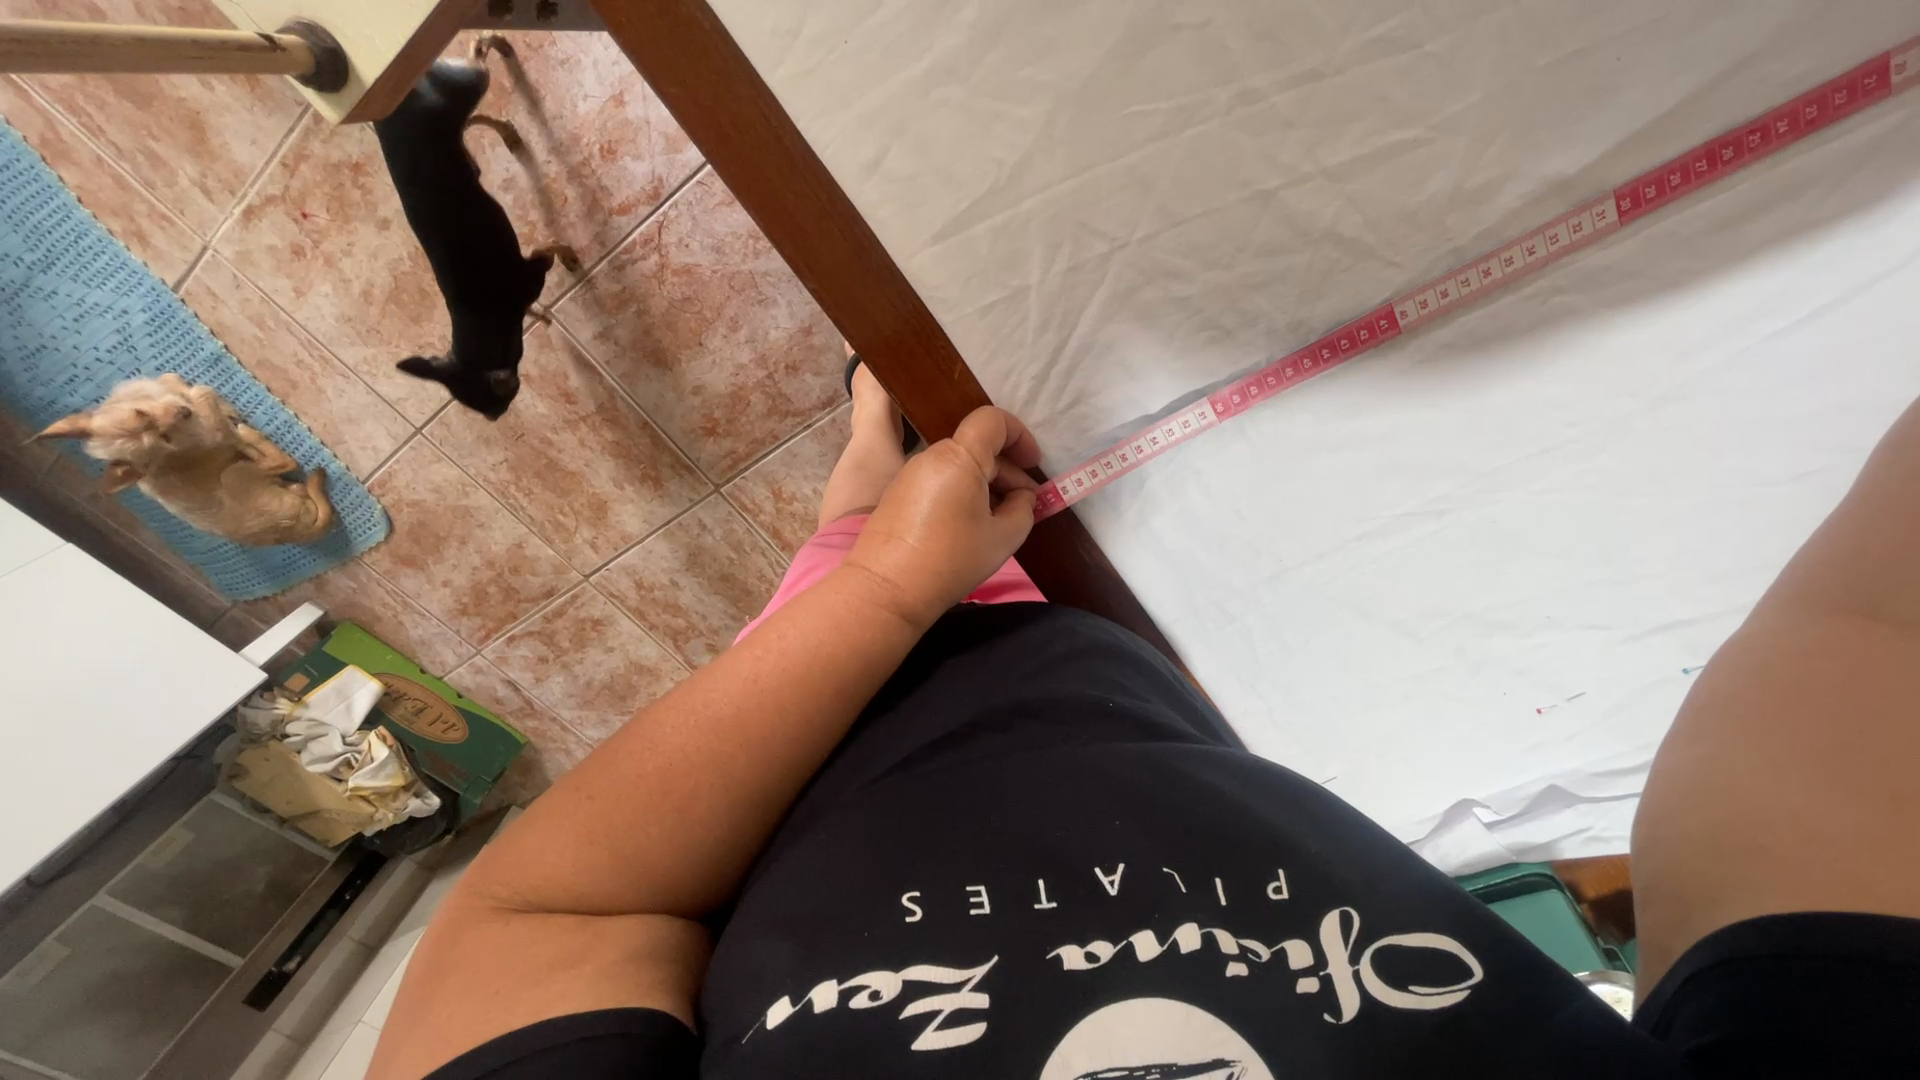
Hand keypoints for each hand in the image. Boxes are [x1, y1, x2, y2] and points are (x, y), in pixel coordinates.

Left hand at [842, 406, 1042, 628]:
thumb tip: (1023, 497)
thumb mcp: (1002, 538)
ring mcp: (910, 475)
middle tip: (1026, 505)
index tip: (1033, 464)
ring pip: (958, 466)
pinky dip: (961, 493)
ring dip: (985, 484)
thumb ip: (1023, 510)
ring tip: (1000, 520)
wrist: (886, 589)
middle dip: (1007, 470)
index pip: (992, 420)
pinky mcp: (897, 495)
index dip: (1019, 435)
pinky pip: (939, 482)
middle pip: (977, 447)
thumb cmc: (950, 560)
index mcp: (959, 458)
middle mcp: (931, 457)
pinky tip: (971, 526)